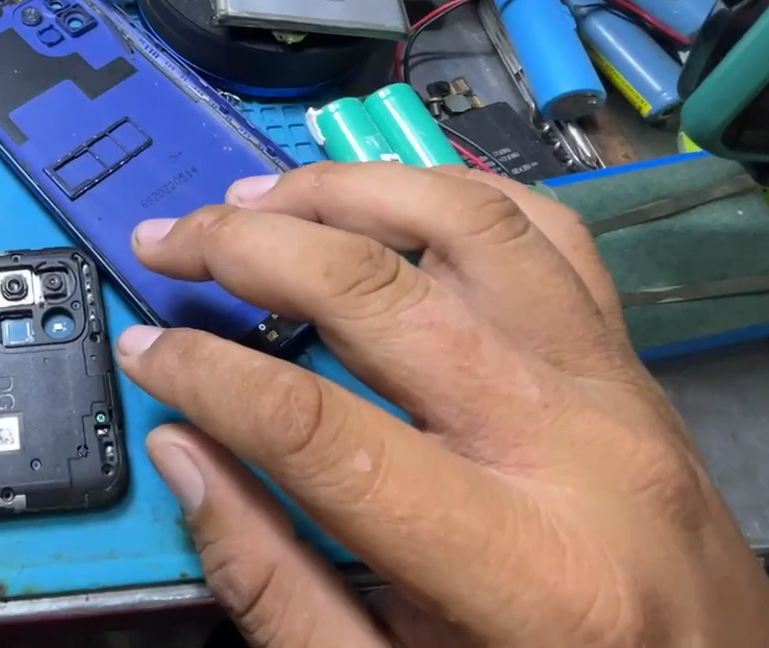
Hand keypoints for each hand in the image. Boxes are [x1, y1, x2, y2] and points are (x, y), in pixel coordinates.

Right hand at [117, 163, 768, 646]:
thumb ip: (268, 579)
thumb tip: (177, 447)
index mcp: (523, 567)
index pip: (312, 424)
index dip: (203, 373)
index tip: (143, 348)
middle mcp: (577, 445)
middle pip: (376, 291)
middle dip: (243, 248)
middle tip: (166, 240)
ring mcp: (614, 384)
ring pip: (465, 222)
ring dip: (340, 188)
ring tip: (255, 196)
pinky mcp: (625, 358)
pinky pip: (545, 230)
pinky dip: (448, 191)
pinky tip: (378, 197)